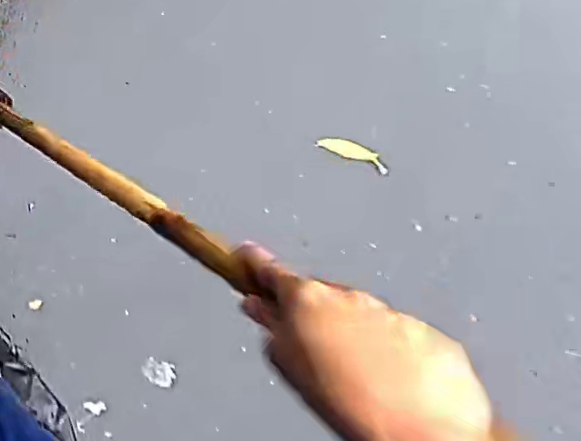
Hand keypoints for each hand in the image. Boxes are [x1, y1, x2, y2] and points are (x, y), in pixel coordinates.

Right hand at [234, 244, 493, 440]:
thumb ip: (270, 325)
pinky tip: (401, 379)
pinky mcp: (436, 339)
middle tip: (318, 344)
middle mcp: (347, 296)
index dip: (251, 262)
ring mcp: (395, 316)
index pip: (265, 265)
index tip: (244, 257)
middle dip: (316, 311)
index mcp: (304, 295)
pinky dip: (400, 350)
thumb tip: (261, 308)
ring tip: (367, 372)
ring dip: (359, 331)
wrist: (428, 439)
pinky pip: (407, 335)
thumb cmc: (350, 404)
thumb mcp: (287, 363)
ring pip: (365, 314)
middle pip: (320, 294)